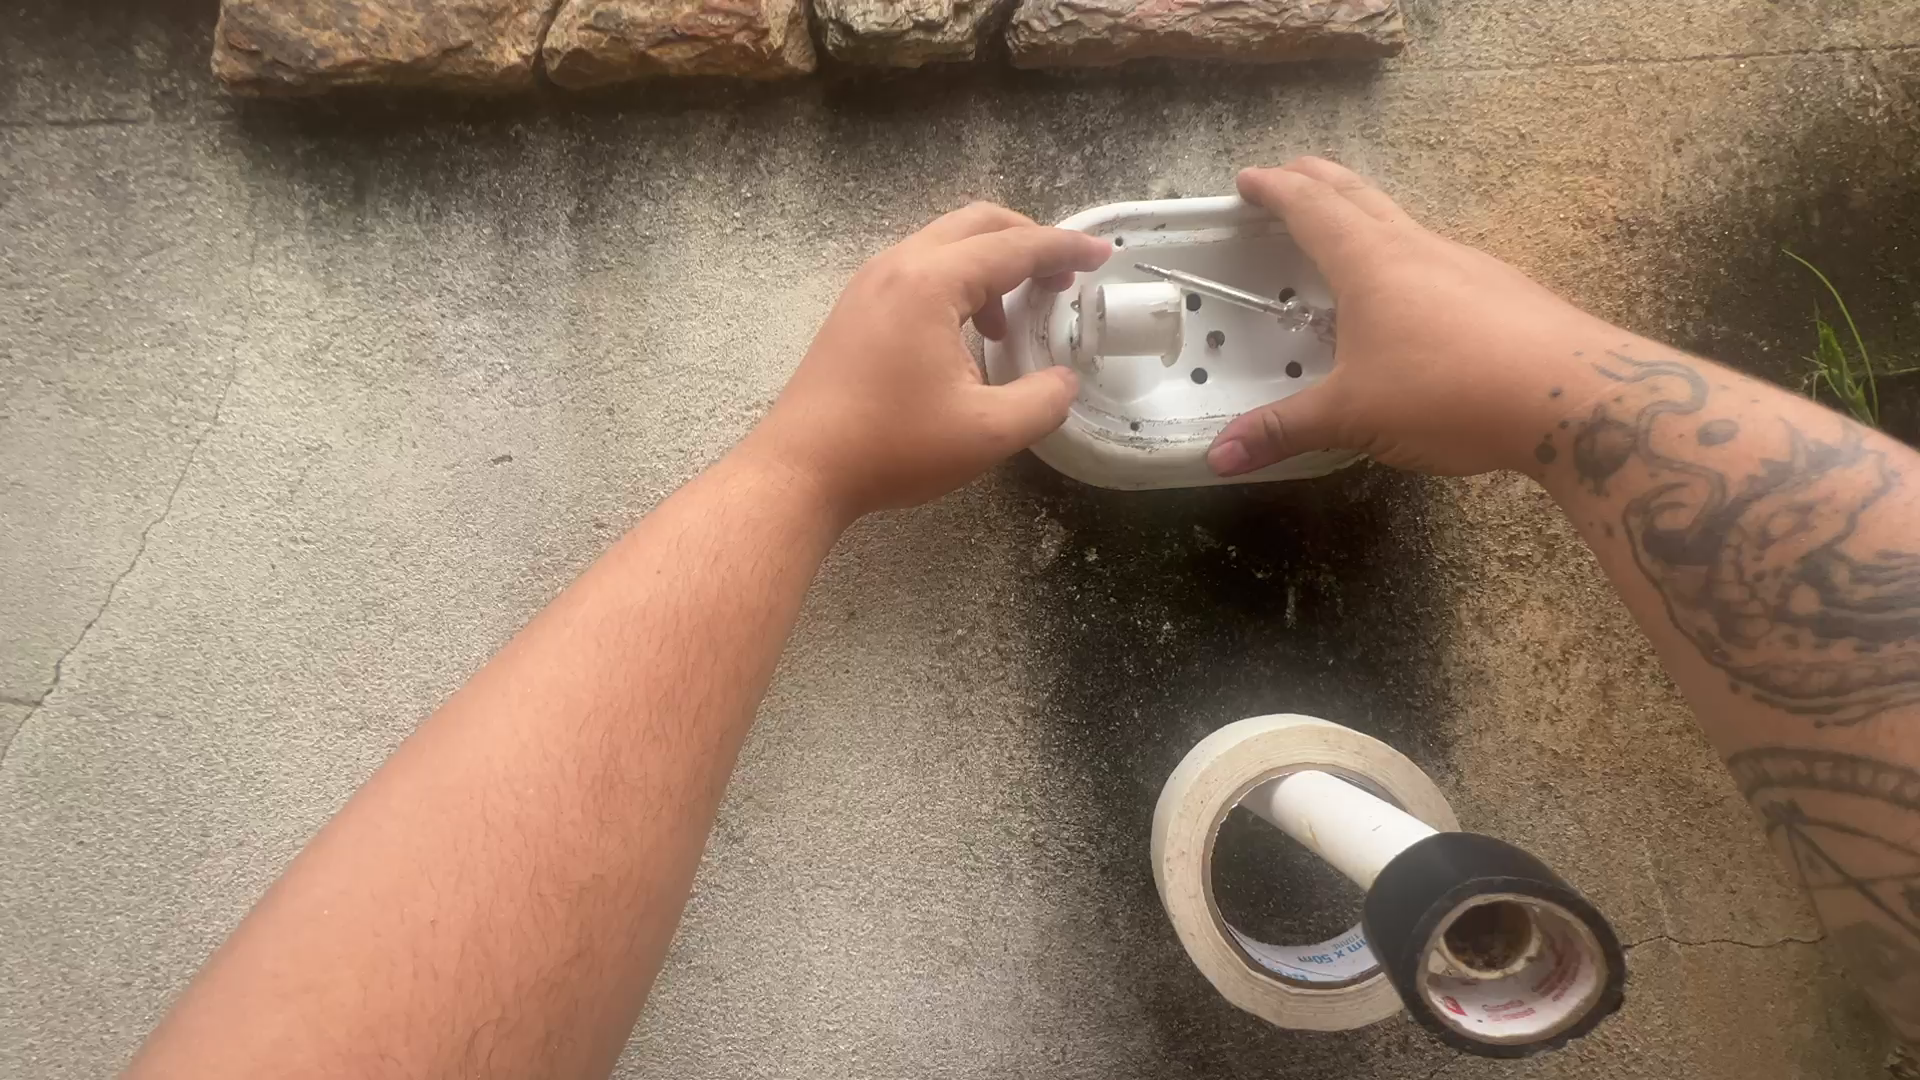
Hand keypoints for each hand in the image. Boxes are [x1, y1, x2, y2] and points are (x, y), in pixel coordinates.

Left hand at [746, 203, 1110, 517]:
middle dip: (1027, 244)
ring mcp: (867, 286)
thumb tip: (1064, 381)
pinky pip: (916, 275)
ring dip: (988, 270)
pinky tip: (962, 342)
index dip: (1064, 249)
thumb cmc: (893, 448)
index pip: (1014, 247)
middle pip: (976, 226)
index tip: (1101, 256)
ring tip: (1008, 327)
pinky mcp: (853, 312)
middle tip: (1060, 281)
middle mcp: (896, 266)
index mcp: (930, 282)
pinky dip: (954, 289)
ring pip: (942, 248)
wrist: (801, 470)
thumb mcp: (986, 433)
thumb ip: (1042, 402)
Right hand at [1207, 158, 1620, 476]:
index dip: (1276, 191)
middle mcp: (1418, 251)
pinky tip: (1400, 289)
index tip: (1248, 180)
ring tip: (1336, 228)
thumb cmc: (1449, 392)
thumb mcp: (1350, 417)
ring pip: (1399, 221)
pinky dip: (1395, 251)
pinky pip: (1430, 256)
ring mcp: (1465, 267)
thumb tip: (1217, 459)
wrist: (1578, 400)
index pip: (1313, 211)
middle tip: (1287, 175)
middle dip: (1316, 180)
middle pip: (1360, 196)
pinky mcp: (1497, 292)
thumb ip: (1281, 432)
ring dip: (1359, 212)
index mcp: (1373, 266)